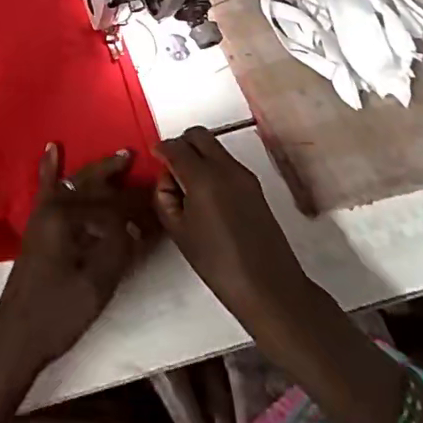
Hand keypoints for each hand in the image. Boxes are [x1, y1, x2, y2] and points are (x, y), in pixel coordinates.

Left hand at [0, 144, 150, 372]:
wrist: (17, 335)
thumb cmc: (58, 312)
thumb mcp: (97, 283)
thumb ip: (117, 248)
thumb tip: (134, 224)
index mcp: (67, 217)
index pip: (114, 205)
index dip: (140, 206)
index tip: (163, 201)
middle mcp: (53, 208)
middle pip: (93, 186)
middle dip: (120, 177)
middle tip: (146, 167)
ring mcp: (42, 215)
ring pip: (75, 183)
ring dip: (97, 172)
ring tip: (119, 158)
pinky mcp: (38, 226)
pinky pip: (47, 188)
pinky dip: (50, 167)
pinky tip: (52, 149)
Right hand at [154, 127, 314, 326]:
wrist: (268, 286)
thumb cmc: (217, 263)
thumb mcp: (178, 231)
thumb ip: (164, 196)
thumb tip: (169, 177)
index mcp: (203, 178)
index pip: (175, 146)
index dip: (161, 149)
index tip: (154, 159)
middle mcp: (226, 168)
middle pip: (198, 135)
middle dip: (180, 144)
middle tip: (170, 167)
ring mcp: (244, 175)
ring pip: (214, 146)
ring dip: (197, 154)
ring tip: (188, 186)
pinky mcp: (255, 185)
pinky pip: (226, 162)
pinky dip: (212, 165)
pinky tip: (207, 196)